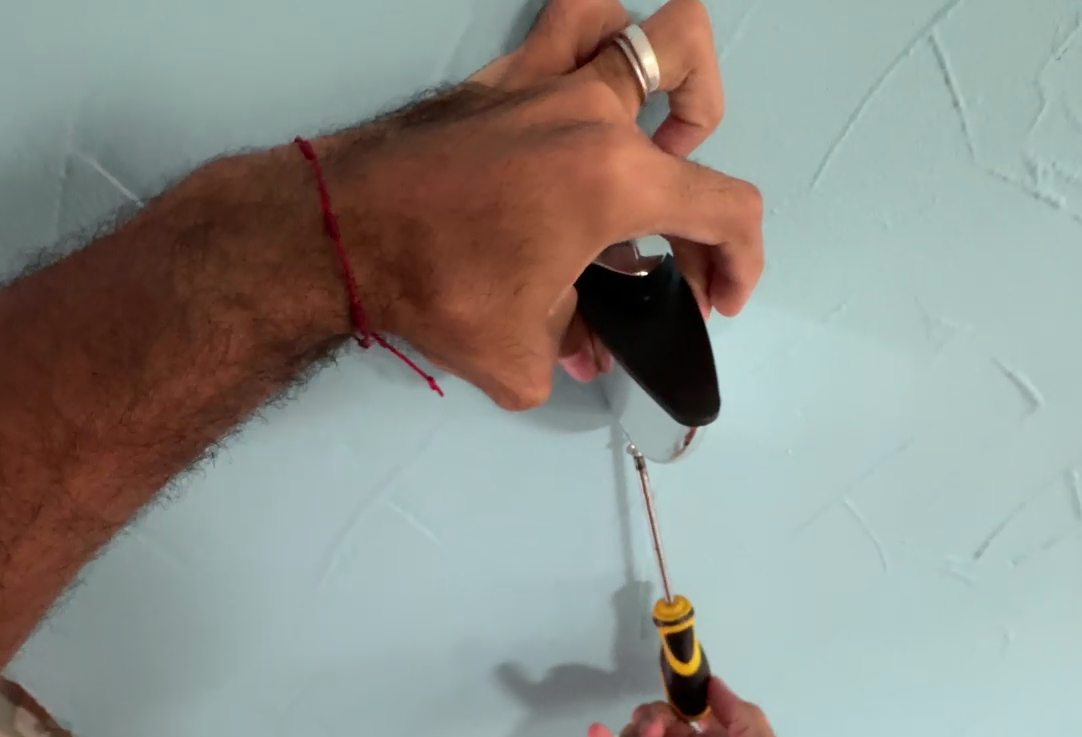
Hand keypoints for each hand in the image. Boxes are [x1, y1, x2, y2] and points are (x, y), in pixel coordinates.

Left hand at [310, 0, 759, 407]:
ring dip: (673, 84)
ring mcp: (546, 82)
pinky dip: (601, 45)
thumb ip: (571, 357)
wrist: (339, 234)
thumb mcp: (520, 358)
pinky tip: (589, 99)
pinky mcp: (504, 74)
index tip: (716, 303)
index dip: (742, 262)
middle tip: (674, 235)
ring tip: (651, 144)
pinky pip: (571, 21)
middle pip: (699, 113)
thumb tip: (586, 356)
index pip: (726, 209)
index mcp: (612, 183)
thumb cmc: (433, 291)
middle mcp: (592, 116)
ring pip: (645, 30)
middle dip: (708, 180)